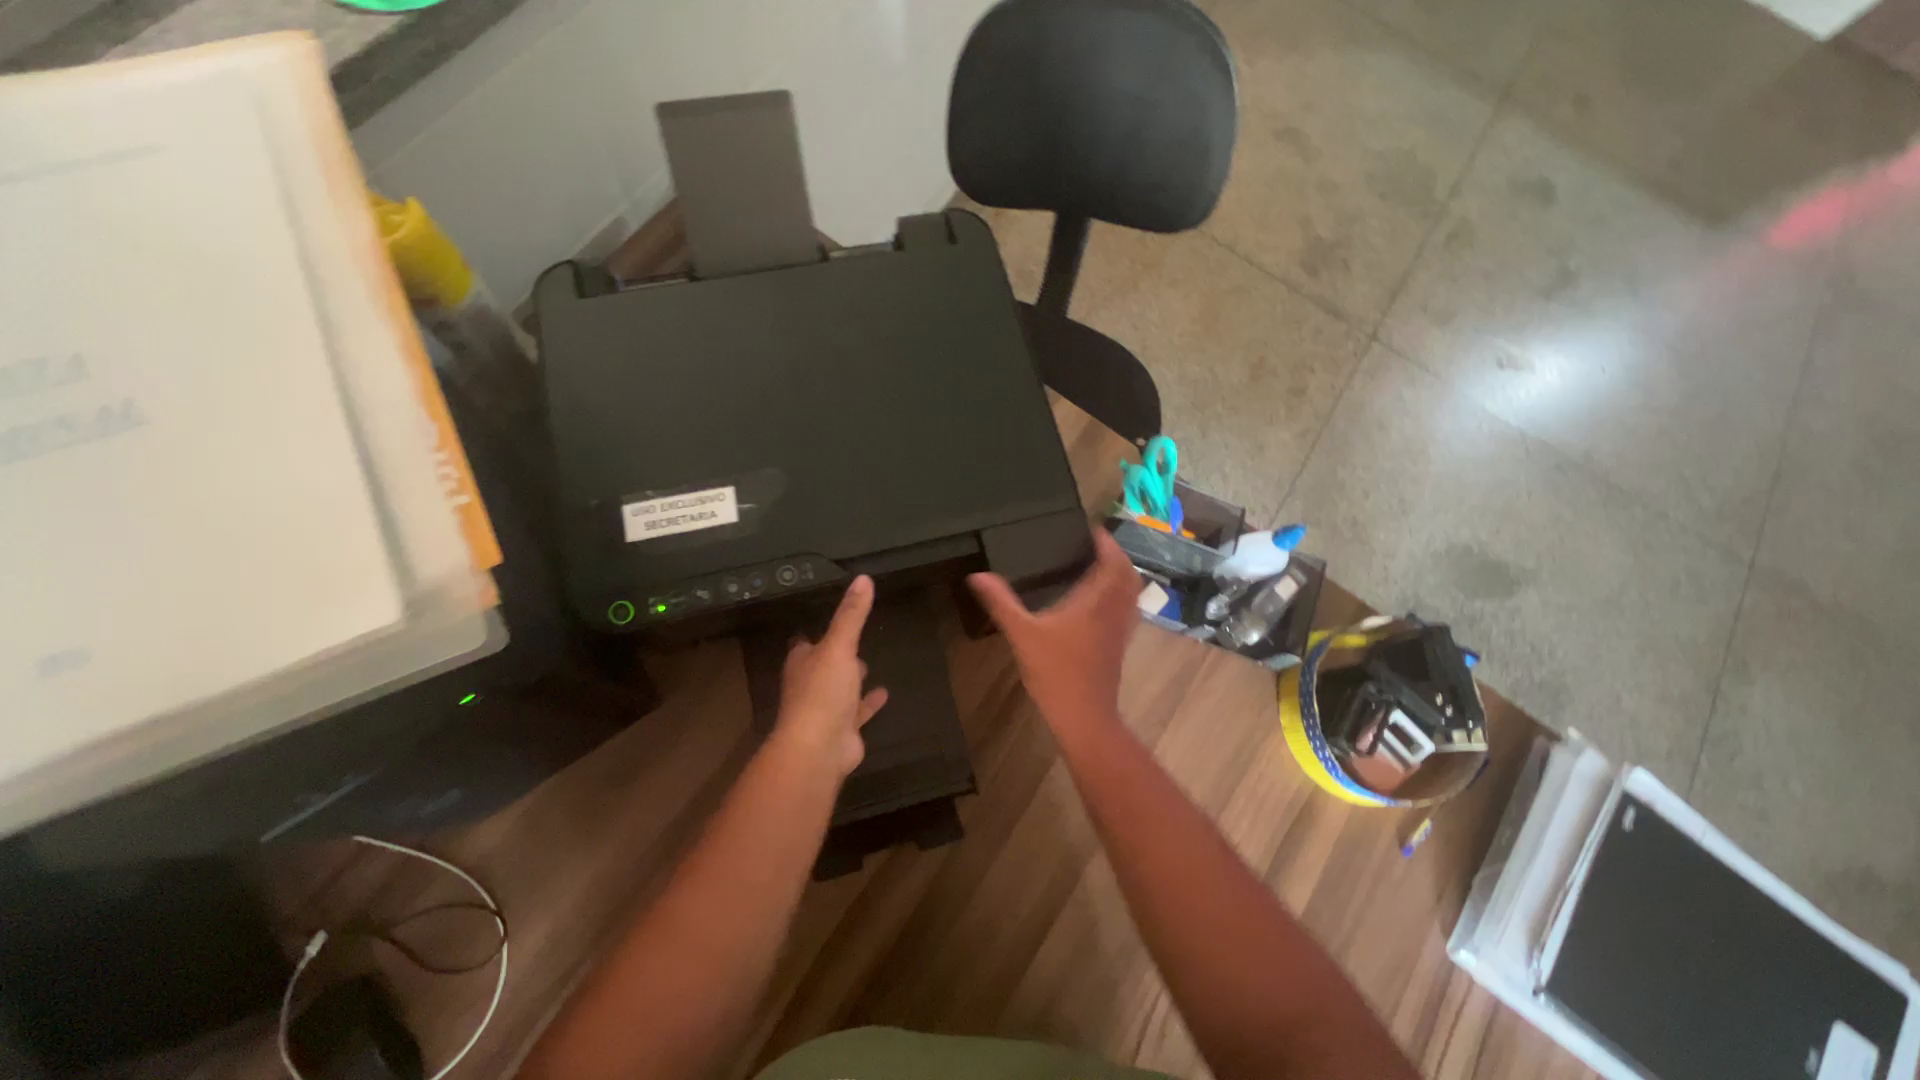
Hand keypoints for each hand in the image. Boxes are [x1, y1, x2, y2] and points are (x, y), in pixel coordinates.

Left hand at [775, 575, 888, 776]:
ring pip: (839, 689)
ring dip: (851, 680)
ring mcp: (825, 709)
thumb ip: (851, 616)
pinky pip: (858, 712)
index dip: (815, 633)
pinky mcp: (842, 729)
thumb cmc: (822, 692)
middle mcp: (809, 685)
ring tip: (867, 665)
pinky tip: (884, 693)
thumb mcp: (839, 646)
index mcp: (802, 663)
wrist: (819, 748)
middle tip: (851, 641)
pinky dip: (869, 703)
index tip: (829, 620)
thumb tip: (863, 579)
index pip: (805, 643)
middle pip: (821, 666)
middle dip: (834, 655)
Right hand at [967, 529, 1140, 735]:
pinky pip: (1126, 611)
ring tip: (1098, 569)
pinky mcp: (1119, 647)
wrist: (1084, 717)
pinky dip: (1118, 598)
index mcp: (1096, 601)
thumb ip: (1001, 603)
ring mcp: (1120, 631)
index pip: (1112, 561)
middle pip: (1128, 574)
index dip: (1106, 542)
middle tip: (1095, 547)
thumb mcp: (1022, 635)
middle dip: (1116, 556)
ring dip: (1120, 577)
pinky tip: (1098, 605)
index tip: (1091, 529)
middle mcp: (1115, 611)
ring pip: (1131, 594)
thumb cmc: (1056, 672)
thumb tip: (977, 576)